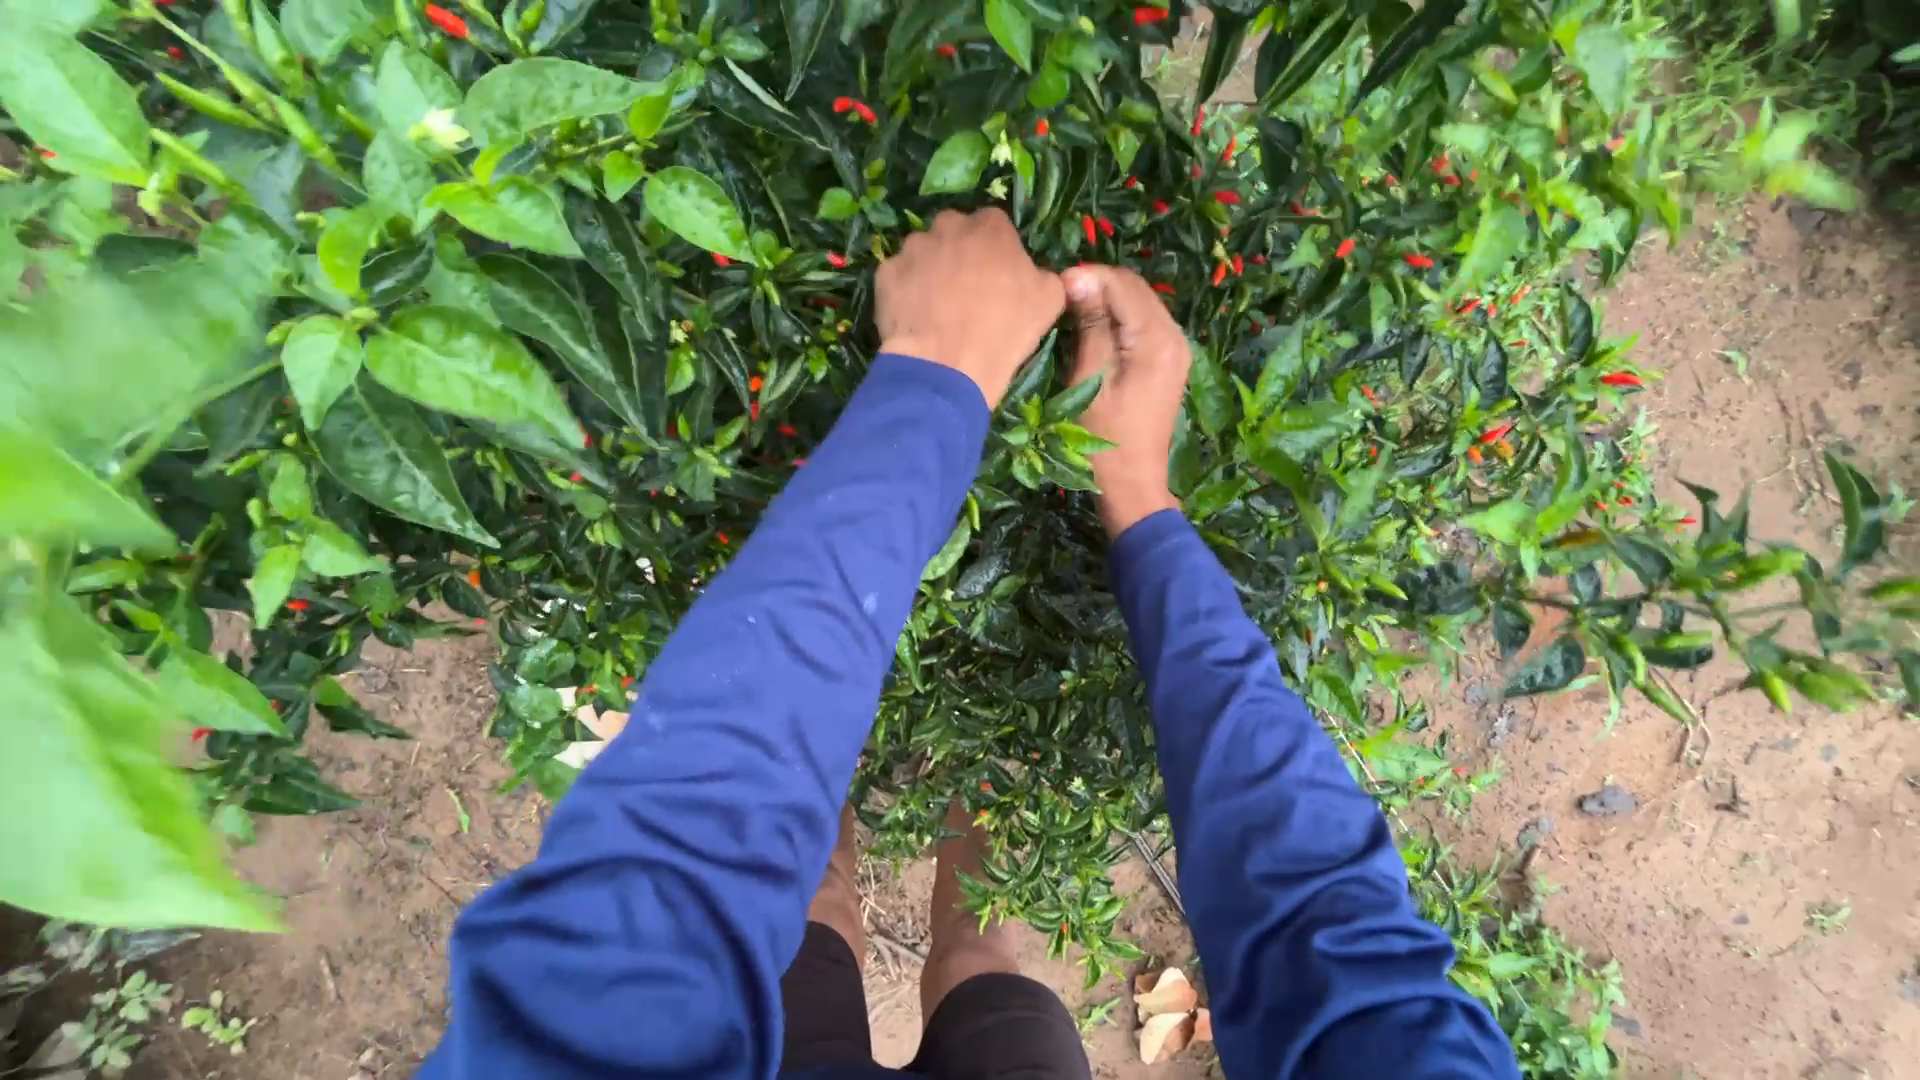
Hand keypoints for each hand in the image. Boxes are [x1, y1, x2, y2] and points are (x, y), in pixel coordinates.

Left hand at [875, 209, 1065, 406]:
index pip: (995, 224)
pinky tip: (914, 317)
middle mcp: (948, 227)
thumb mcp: (1049, 301)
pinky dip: (904, 292)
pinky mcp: (885, 275)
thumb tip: (1034, 274)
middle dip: (958, 252)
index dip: (996, 251)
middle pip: (953, 231)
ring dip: (929, 269)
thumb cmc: (1004, 331)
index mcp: (991, 227)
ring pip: (922, 251)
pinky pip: (897, 277)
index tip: (997, 276)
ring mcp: (912, 249)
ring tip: (936, 307)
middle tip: (964, 290)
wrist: (948, 365)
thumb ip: (1042, 275)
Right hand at [1060, 265, 1192, 537]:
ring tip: (1070, 311)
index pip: (1122, 283)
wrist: (1131, 484)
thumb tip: (1077, 277)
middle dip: (1097, 286)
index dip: (1087, 277)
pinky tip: (1091, 329)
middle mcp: (1175, 336)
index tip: (1052, 287)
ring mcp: (1175, 349)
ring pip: (1138, 305)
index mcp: (1157, 339)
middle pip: (1134, 290)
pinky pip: (1142, 325)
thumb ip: (1089, 325)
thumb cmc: (1104, 437)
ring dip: (1106, 301)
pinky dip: (1117, 319)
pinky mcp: (1168, 362)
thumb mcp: (1089, 378)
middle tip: (1058, 298)